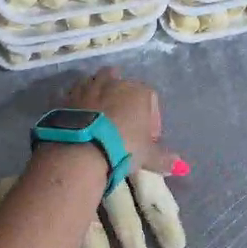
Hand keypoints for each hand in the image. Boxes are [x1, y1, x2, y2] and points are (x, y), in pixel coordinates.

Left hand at [58, 68, 179, 175]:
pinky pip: (76, 93)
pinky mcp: (67, 96)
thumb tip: (179, 165)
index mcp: (138, 91)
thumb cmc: (124, 146)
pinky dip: (79, 102)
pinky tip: (80, 118)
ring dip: (100, 95)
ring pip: (97, 83)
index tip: (147, 137)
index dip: (151, 117)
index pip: (150, 97)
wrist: (83, 148)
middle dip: (124, 100)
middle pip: (123, 84)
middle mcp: (114, 82)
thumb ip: (163, 158)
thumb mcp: (147, 155)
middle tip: (123, 124)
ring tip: (100, 117)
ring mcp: (89, 86)